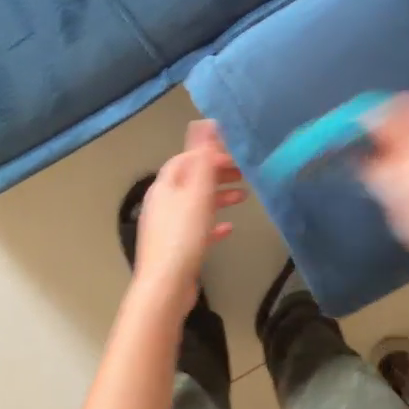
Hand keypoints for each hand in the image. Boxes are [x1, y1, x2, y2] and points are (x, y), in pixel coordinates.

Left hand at [133, 121, 245, 311]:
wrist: (166, 285)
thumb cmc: (183, 235)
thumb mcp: (197, 191)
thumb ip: (203, 157)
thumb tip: (206, 122)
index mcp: (165, 184)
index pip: (188, 158)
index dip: (212, 153)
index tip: (237, 155)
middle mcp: (163, 201)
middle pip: (192, 179)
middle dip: (218, 174)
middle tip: (245, 174)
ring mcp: (168, 225)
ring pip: (196, 203)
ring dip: (219, 197)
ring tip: (244, 198)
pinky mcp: (176, 247)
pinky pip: (197, 228)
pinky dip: (213, 224)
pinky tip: (229, 229)